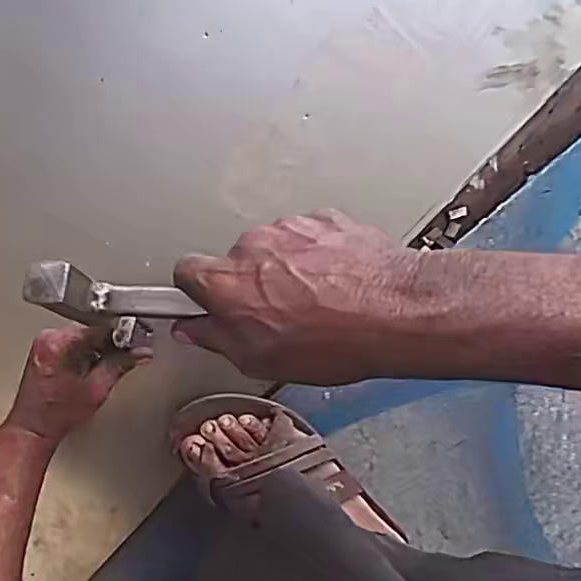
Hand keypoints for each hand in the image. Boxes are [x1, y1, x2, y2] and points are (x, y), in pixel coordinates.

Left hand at [2, 326, 149, 444]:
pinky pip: (71, 342)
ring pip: (82, 336)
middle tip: (120, 360)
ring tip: (97, 370)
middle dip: (108, 344)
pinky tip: (85, 371)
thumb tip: (139, 353)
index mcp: (59, 343)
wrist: (33, 428)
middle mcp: (48, 338)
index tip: (133, 345)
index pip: (99, 328)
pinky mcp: (43, 349)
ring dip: (96, 349)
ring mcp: (43, 342)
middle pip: (90, 331)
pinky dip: (83, 353)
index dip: (121, 337)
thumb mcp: (97, 390)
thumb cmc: (56, 415)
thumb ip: (120, 365)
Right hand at [173, 209, 421, 383]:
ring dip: (284, 270)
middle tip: (275, 314)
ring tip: (314, 302)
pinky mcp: (321, 219)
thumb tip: (197, 330)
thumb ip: (217, 339)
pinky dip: (314, 257)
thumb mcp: (260, 360)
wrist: (395, 312)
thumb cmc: (334, 341)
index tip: (203, 302)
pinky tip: (334, 284)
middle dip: (248, 284)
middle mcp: (251, 247)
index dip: (195, 290)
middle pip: (233, 260)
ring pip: (272, 248)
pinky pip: (306, 238)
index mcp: (226, 283)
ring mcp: (288, 228)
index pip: (185, 271)